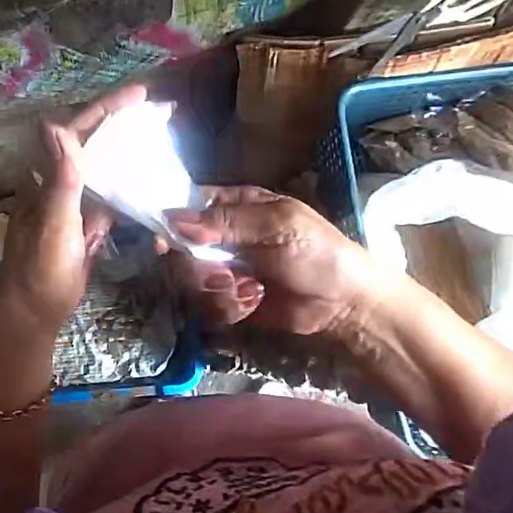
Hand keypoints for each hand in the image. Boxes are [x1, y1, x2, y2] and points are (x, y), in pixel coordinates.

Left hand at [0, 85, 146, 333]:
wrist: (35, 311)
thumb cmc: (41, 268)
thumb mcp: (54, 222)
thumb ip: (60, 178)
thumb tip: (53, 124)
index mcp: (48, 177)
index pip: (77, 130)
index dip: (107, 108)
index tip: (141, 93)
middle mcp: (59, 183)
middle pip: (92, 143)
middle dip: (122, 124)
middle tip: (158, 111)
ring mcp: (73, 204)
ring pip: (102, 169)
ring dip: (126, 152)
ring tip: (159, 136)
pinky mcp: (84, 225)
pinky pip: (108, 198)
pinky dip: (126, 187)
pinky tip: (147, 181)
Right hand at [167, 187, 399, 338]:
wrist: (346, 305)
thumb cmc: (318, 253)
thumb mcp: (277, 225)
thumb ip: (226, 221)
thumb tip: (174, 219)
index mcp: (235, 206)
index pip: (187, 206)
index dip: (171, 223)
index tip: (166, 243)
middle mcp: (223, 236)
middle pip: (180, 248)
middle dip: (197, 267)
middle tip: (221, 274)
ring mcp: (225, 269)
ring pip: (190, 280)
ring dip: (217, 289)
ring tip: (249, 290)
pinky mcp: (230, 300)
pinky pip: (208, 305)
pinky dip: (231, 307)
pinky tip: (256, 302)